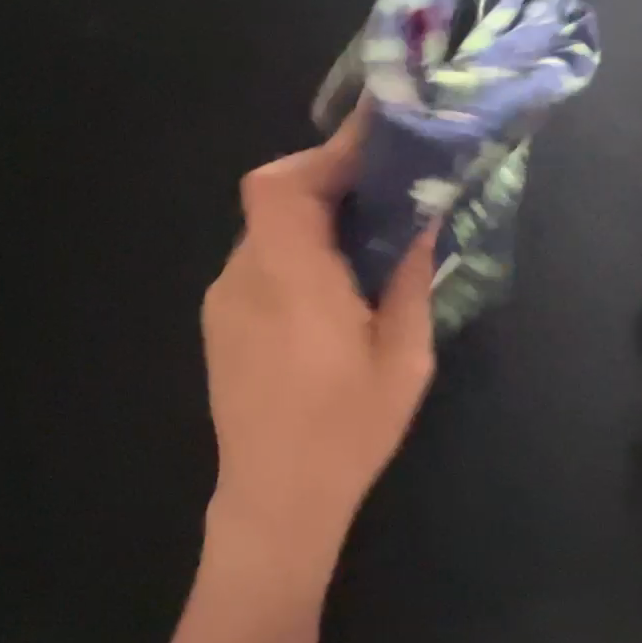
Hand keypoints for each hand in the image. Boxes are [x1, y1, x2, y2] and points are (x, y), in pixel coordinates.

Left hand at [202, 114, 438, 568]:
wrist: (275, 503)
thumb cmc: (347, 434)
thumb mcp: (403, 359)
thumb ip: (409, 281)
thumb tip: (421, 221)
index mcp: (291, 284)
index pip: (284, 186)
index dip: (328, 152)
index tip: (379, 139)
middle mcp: (245, 279)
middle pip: (274, 195)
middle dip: (331, 178)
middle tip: (386, 188)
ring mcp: (224, 299)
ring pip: (267, 226)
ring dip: (314, 214)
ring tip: (367, 238)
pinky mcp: (220, 320)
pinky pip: (260, 259)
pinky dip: (297, 248)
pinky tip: (331, 285)